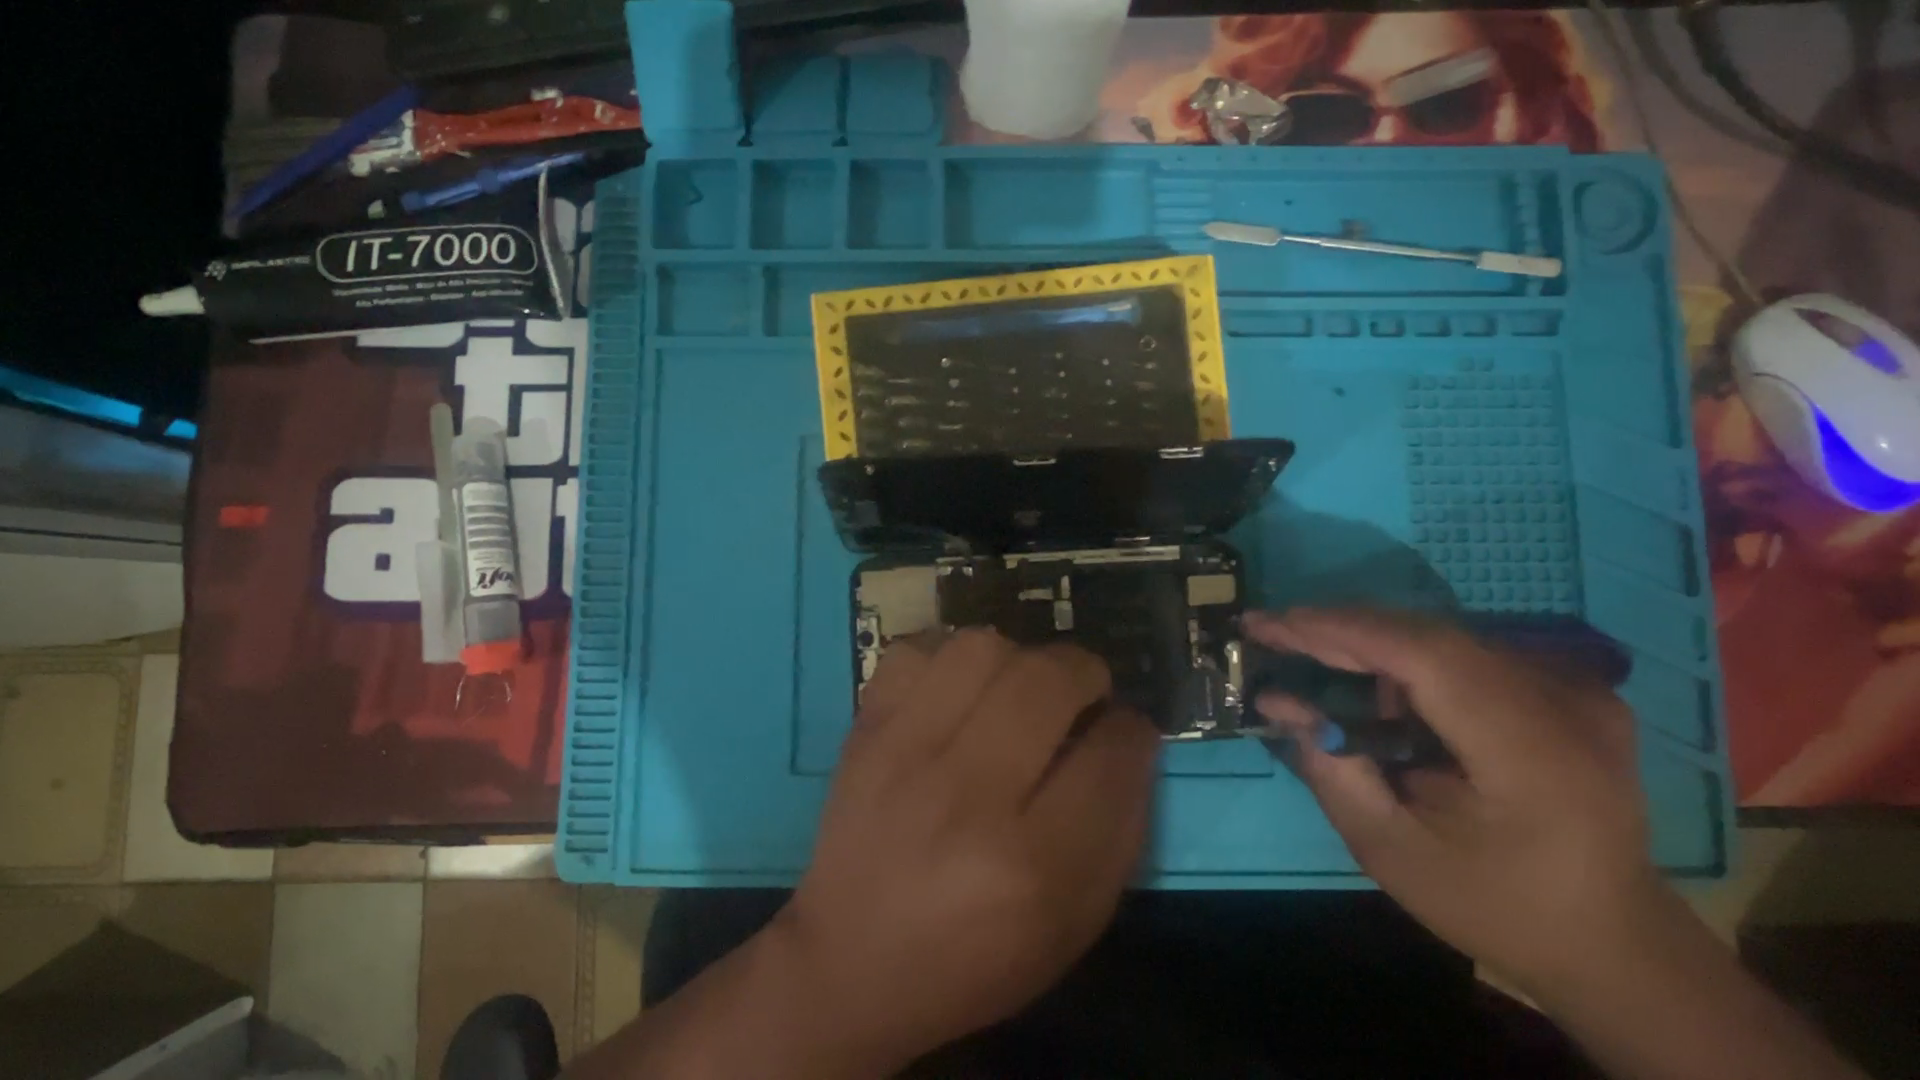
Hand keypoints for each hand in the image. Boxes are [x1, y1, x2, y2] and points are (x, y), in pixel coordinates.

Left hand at [770, 629, 1160, 1071]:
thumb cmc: (976, 959)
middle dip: (1085, 672)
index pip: (1111, 753)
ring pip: (983, 649)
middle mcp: (968, 796)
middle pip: (1048, 680)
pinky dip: (947, 658)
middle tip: (1083, 693)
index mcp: (1034, 863)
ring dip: (1017, 658)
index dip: (1132, 730)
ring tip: (1018, 689)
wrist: (850, 965)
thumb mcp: (1074, 925)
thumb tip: (1129, 737)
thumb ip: (1119, 828)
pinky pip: (915, 651)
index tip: (1125, 731)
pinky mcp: (864, 734)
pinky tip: (957, 692)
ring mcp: (905, 755)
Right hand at [1245, 608, 1668, 995]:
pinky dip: (1407, 658)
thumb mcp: (1393, 853)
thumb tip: (1279, 701)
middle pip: (1431, 636)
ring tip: (1304, 650)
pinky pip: (1471, 656)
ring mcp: (1578, 690)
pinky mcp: (1572, 691)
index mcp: (1531, 751)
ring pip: (1447, 639)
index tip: (1268, 623)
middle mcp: (1565, 702)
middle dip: (1341, 629)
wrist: (1612, 940)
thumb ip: (1334, 770)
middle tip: (1272, 630)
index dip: (1339, 631)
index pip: (1423, 655)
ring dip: (1370, 641)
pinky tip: (1367, 676)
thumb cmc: (1496, 907)